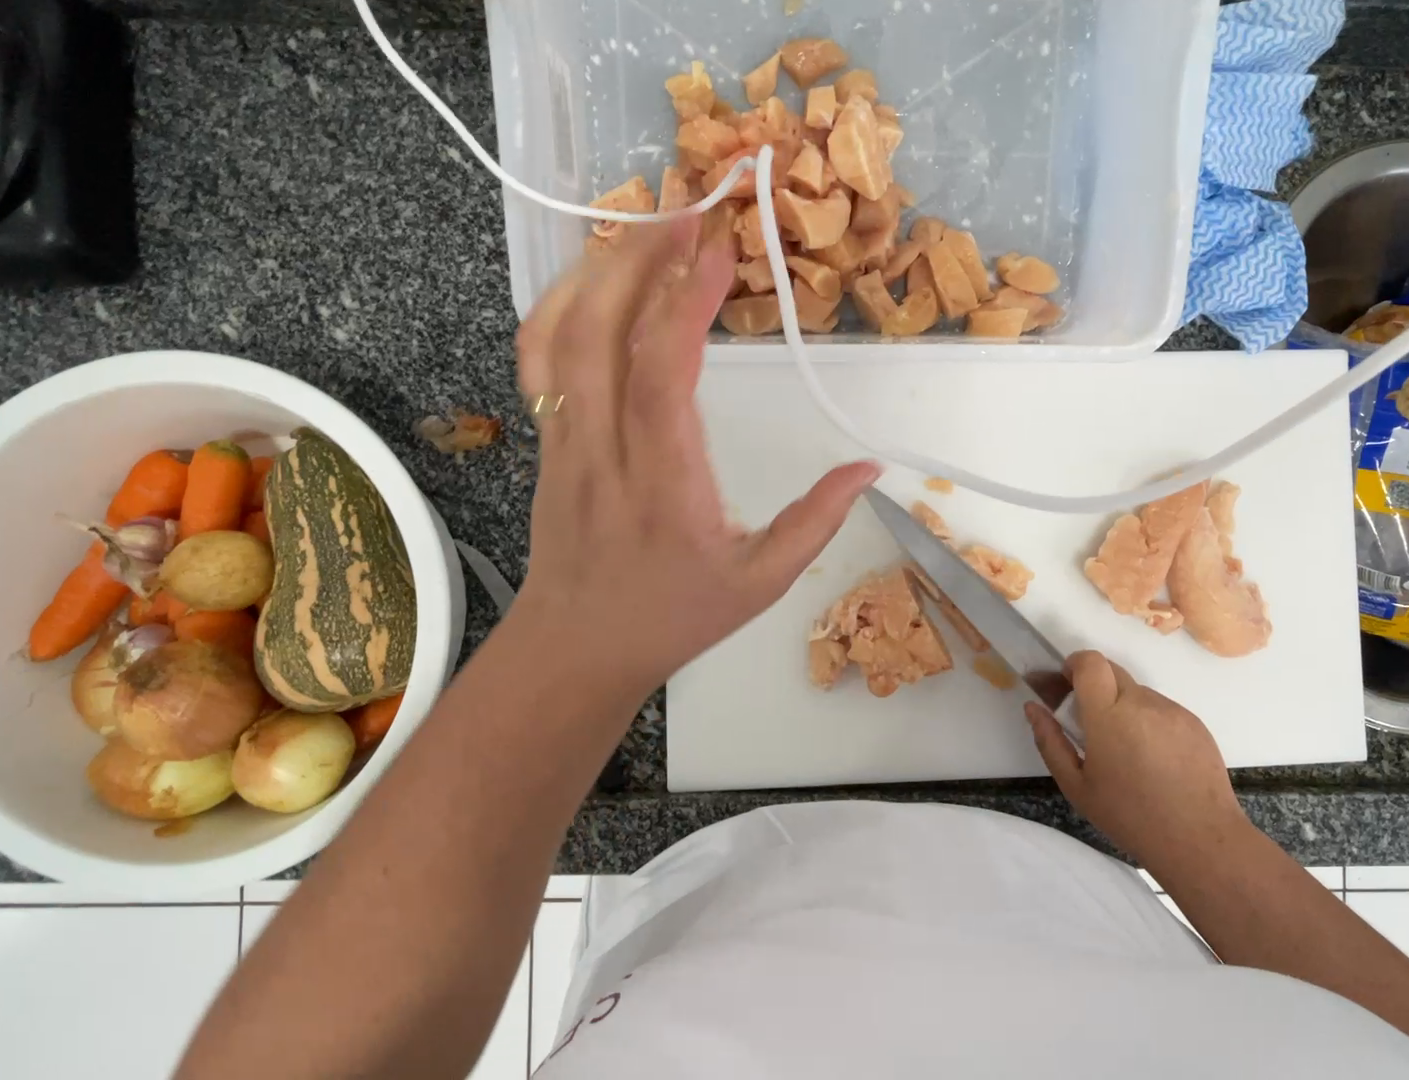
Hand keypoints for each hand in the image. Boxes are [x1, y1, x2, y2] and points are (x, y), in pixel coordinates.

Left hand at [511, 218, 878, 695]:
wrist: (577, 646)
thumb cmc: (673, 617)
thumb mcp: (760, 583)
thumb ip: (815, 523)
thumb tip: (869, 467)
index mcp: (662, 483)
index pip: (663, 373)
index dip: (687, 302)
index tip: (721, 249)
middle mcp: (603, 450)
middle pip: (600, 332)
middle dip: (640, 259)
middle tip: (687, 214)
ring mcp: (563, 441)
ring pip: (560, 337)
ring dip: (600, 271)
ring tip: (645, 231)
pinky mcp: (547, 441)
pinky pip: (539, 360)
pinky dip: (560, 305)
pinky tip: (593, 280)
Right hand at [1026, 651, 1250, 863]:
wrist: (1200, 839)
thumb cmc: (1130, 816)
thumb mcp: (1077, 786)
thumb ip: (1050, 741)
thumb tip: (1033, 708)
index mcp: (1108, 716)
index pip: (1091, 662)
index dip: (1075, 664)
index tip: (1067, 684)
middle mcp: (1142, 704)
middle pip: (1112, 670)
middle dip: (1095, 685)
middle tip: (1091, 723)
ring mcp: (1172, 711)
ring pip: (1137, 692)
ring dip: (1124, 707)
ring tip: (1127, 751)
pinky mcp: (1194, 722)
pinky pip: (1161, 709)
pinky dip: (1149, 722)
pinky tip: (1154, 760)